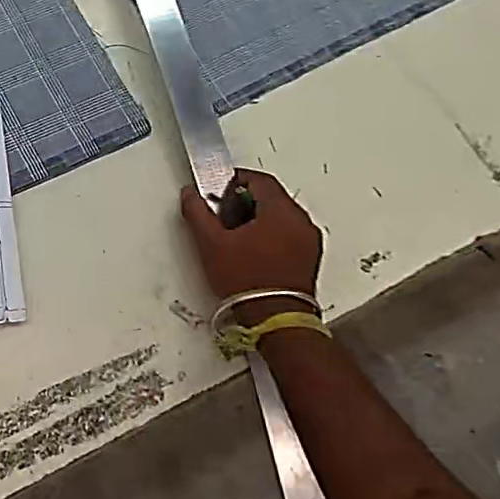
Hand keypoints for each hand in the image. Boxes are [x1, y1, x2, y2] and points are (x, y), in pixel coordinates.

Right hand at [180, 169, 321, 322]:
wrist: (273, 319)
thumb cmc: (247, 282)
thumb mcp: (210, 243)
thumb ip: (198, 212)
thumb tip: (190, 195)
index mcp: (282, 213)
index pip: (259, 179)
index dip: (234, 179)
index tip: (217, 188)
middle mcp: (301, 223)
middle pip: (271, 196)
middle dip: (244, 199)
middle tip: (221, 212)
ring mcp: (309, 241)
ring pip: (280, 215)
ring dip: (257, 216)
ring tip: (233, 233)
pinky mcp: (309, 257)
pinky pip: (288, 232)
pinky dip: (269, 232)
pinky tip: (249, 248)